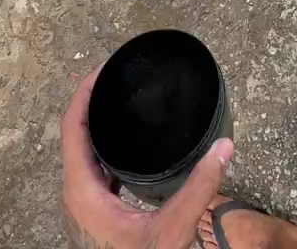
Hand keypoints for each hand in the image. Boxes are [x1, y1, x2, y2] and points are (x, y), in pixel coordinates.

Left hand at [61, 66, 234, 248]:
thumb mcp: (170, 231)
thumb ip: (198, 189)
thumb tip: (225, 145)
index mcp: (81, 191)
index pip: (71, 127)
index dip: (84, 91)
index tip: (107, 65)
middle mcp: (75, 195)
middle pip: (74, 134)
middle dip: (93, 99)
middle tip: (121, 72)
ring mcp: (83, 206)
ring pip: (82, 151)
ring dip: (97, 121)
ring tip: (124, 97)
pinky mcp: (95, 213)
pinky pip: (93, 166)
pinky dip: (105, 144)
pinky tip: (128, 142)